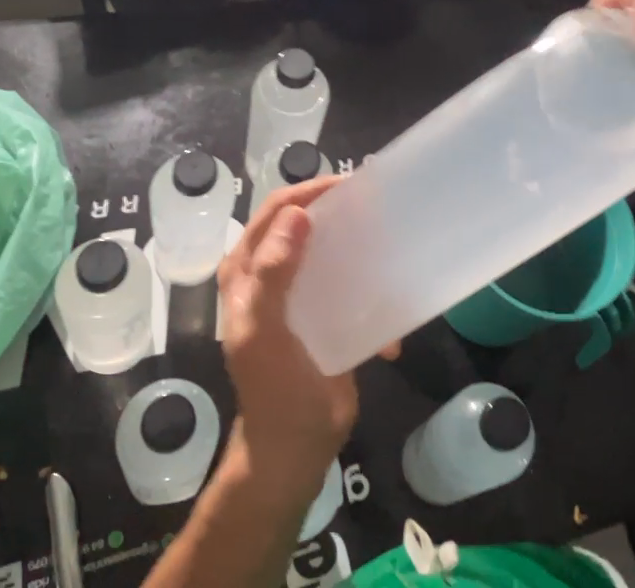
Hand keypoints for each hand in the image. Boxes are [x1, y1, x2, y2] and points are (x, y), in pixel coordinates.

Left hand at [218, 175, 394, 484]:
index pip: (275, 213)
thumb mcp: (266, 331)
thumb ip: (273, 273)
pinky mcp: (322, 317)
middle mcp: (268, 277)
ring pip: (327, 252)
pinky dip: (368, 294)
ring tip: (388, 249)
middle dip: (336, 214)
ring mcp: (296, 296)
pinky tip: (388, 317)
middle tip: (375, 210)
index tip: (351, 186)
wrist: (295, 447)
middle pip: (302, 225)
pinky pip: (347, 287)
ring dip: (356, 250)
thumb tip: (297, 215)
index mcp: (246, 273)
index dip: (308, 192)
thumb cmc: (275, 388)